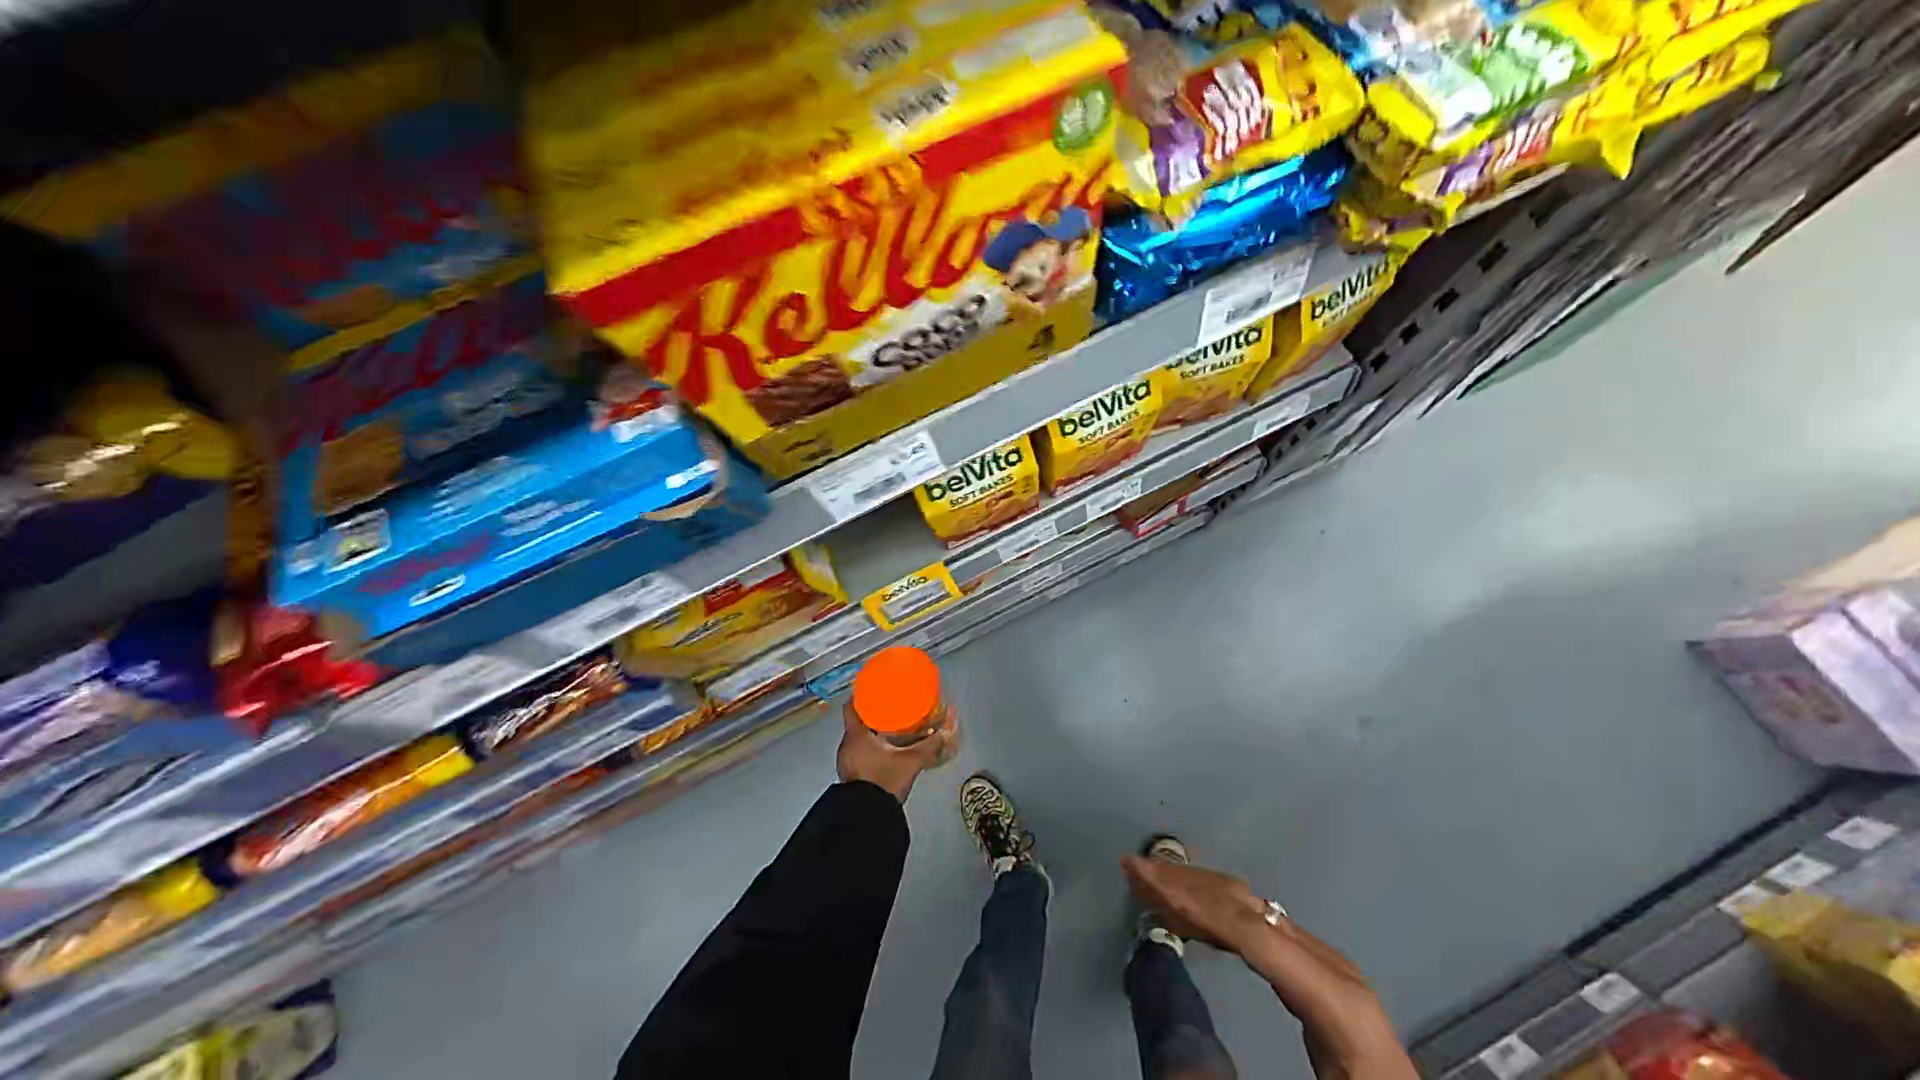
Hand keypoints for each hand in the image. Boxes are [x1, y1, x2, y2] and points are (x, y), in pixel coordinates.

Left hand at [835, 703, 954, 802]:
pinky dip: (868, 748)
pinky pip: (858, 753)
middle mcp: (846, 745)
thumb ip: (930, 746)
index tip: (874, 691)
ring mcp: (845, 762)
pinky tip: (884, 751)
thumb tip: (948, 732)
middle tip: (889, 709)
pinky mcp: (849, 776)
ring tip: (889, 728)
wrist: (869, 816)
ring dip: (870, 733)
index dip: (861, 696)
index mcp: (856, 735)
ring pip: (857, 739)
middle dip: (871, 715)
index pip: (851, 706)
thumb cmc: (885, 780)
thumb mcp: (911, 761)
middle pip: (855, 722)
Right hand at [1121, 856, 1414, 1079]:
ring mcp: (1325, 969)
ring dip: (1197, 892)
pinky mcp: (1315, 978)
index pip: (1253, 933)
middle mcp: (1331, 970)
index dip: (1194, 904)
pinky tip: (1189, 916)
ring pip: (1253, 912)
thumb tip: (1172, 1042)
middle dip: (1188, 884)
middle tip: (1135, 869)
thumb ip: (1230, 1073)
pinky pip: (1259, 931)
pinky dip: (1215, 915)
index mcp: (1334, 1000)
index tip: (1145, 882)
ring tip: (1150, 884)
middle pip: (1250, 909)